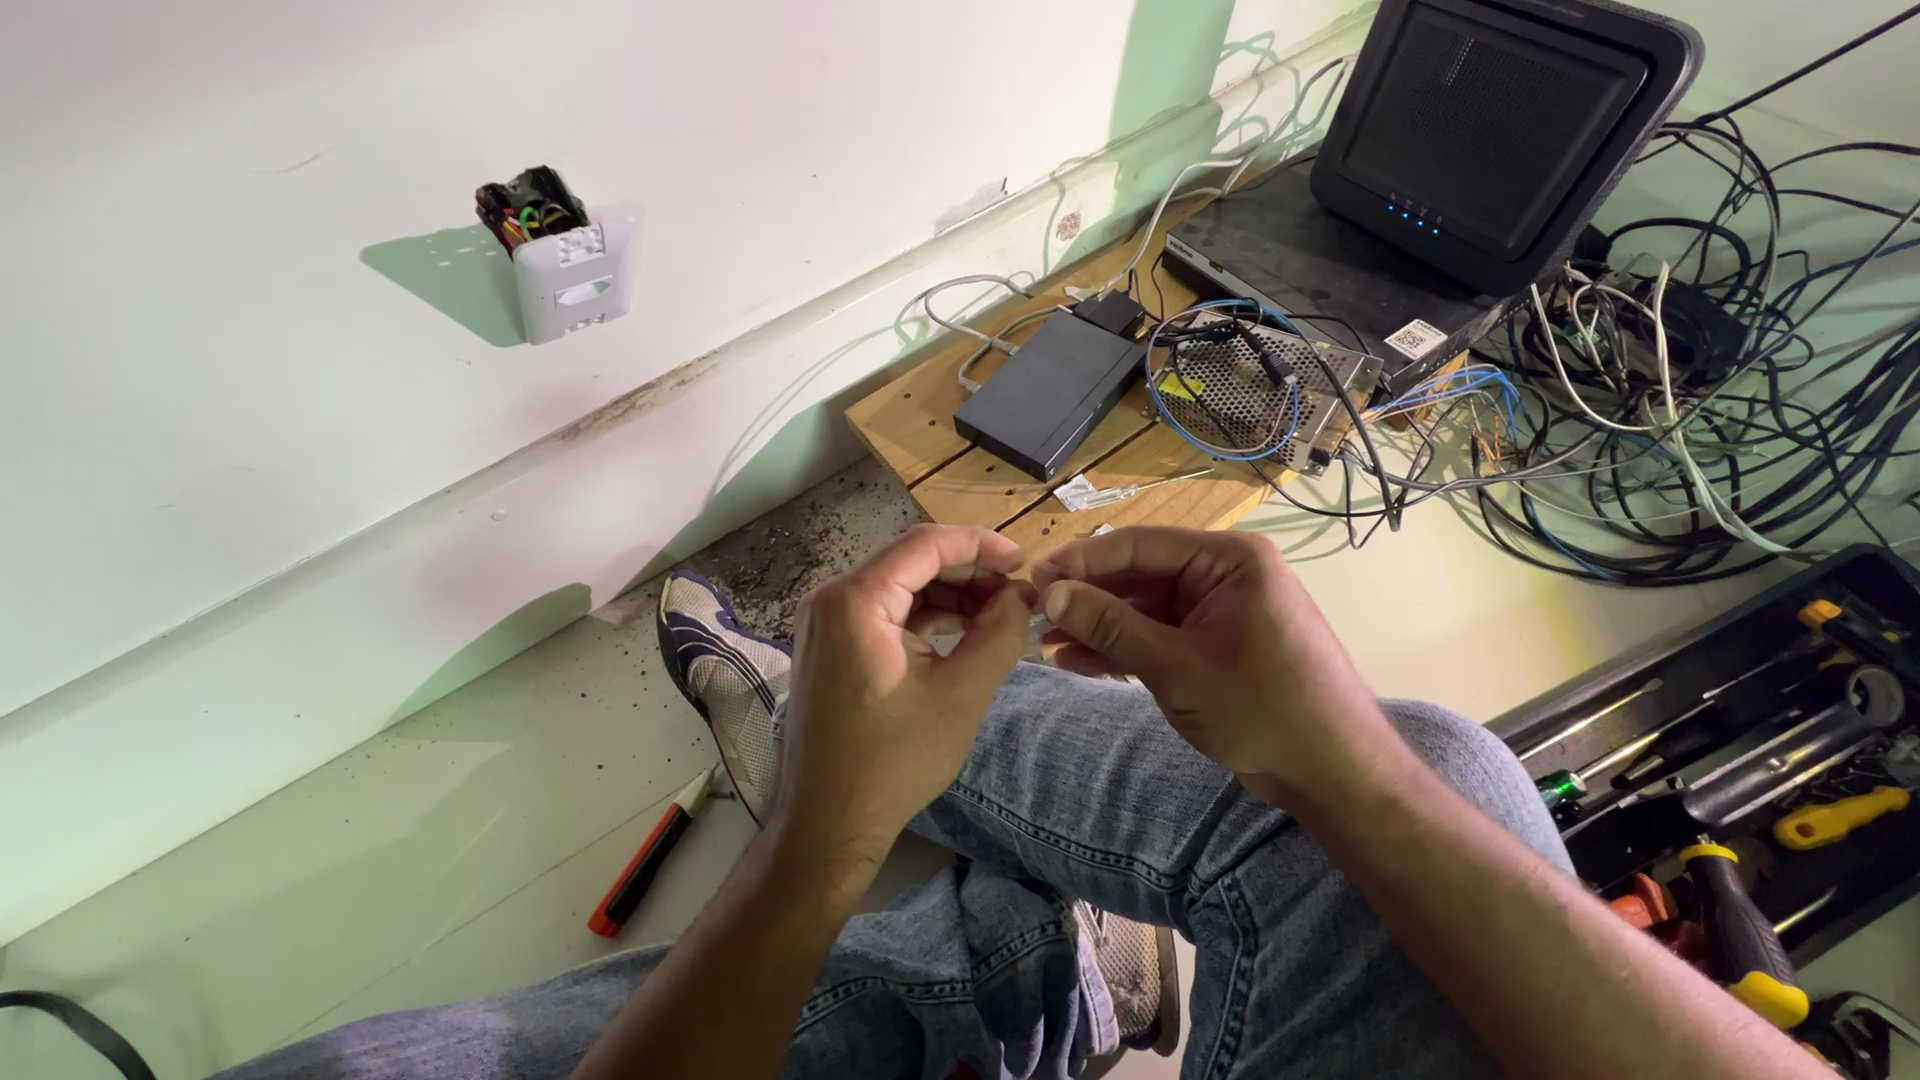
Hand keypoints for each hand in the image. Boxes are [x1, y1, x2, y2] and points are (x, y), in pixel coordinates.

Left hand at [775, 524, 1035, 857]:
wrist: (827, 822)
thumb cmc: (893, 761)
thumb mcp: (962, 694)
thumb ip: (1001, 633)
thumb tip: (1023, 596)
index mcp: (855, 599)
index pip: (926, 543)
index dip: (981, 545)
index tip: (1024, 562)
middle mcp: (831, 597)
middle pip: (911, 561)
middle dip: (969, 573)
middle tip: (1017, 595)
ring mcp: (825, 621)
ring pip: (900, 586)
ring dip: (951, 596)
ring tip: (999, 617)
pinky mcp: (829, 644)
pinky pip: (884, 612)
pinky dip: (925, 618)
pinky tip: (963, 634)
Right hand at [1034, 526, 1394, 803]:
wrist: (1334, 775)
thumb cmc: (1263, 710)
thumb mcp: (1176, 666)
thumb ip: (1111, 626)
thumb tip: (1050, 594)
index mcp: (1228, 559)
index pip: (1139, 545)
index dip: (1082, 562)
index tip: (1034, 580)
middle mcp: (1222, 575)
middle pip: (1139, 575)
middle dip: (1087, 598)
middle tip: (1034, 616)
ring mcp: (1218, 612)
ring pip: (1144, 609)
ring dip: (1098, 626)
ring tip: (1047, 644)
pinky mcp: (1213, 646)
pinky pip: (1159, 636)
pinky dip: (1123, 648)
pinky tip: (1079, 661)